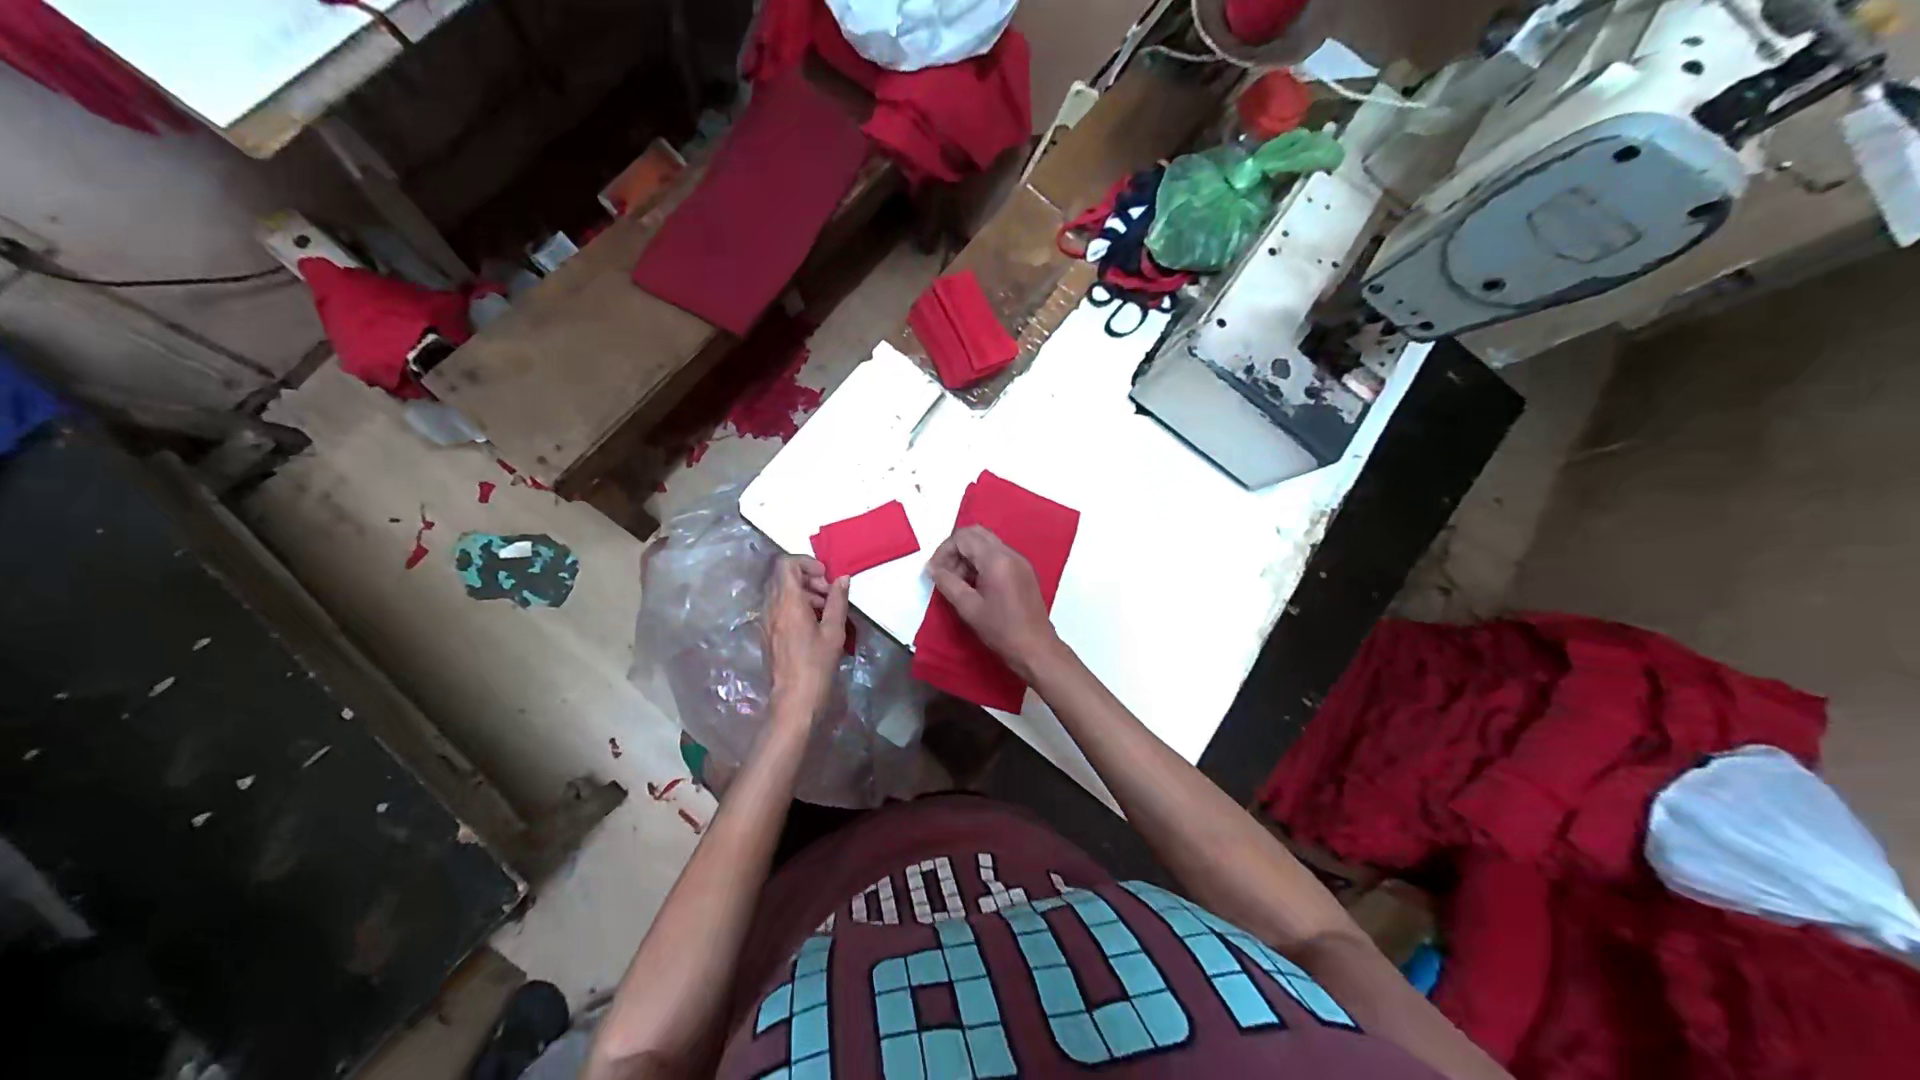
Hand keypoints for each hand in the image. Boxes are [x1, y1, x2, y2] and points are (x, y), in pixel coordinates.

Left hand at [766, 557, 848, 721]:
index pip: (786, 565)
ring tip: (825, 610)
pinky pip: (778, 607)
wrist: (793, 698)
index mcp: (787, 602)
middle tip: (829, 594)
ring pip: (780, 592)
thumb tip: (842, 579)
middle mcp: (771, 607)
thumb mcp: (834, 631)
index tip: (825, 577)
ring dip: (803, 592)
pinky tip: (813, 624)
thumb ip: (837, 601)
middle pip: (783, 576)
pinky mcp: (766, 632)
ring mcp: (765, 620)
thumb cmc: (816, 664)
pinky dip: (795, 606)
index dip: (807, 563)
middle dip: (808, 578)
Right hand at [927, 526, 1064, 679]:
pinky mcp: (1023, 571)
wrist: (1036, 648)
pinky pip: (998, 555)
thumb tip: (932, 568)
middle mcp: (1010, 554)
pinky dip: (981, 563)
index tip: (935, 572)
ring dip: (968, 556)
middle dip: (955, 550)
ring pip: (987, 543)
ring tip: (958, 583)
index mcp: (997, 560)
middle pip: (976, 534)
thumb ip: (947, 583)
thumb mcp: (968, 608)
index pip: (963, 537)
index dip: (944, 551)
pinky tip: (975, 586)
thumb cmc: (1001, 630)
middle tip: (945, 574)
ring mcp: (1020, 561)